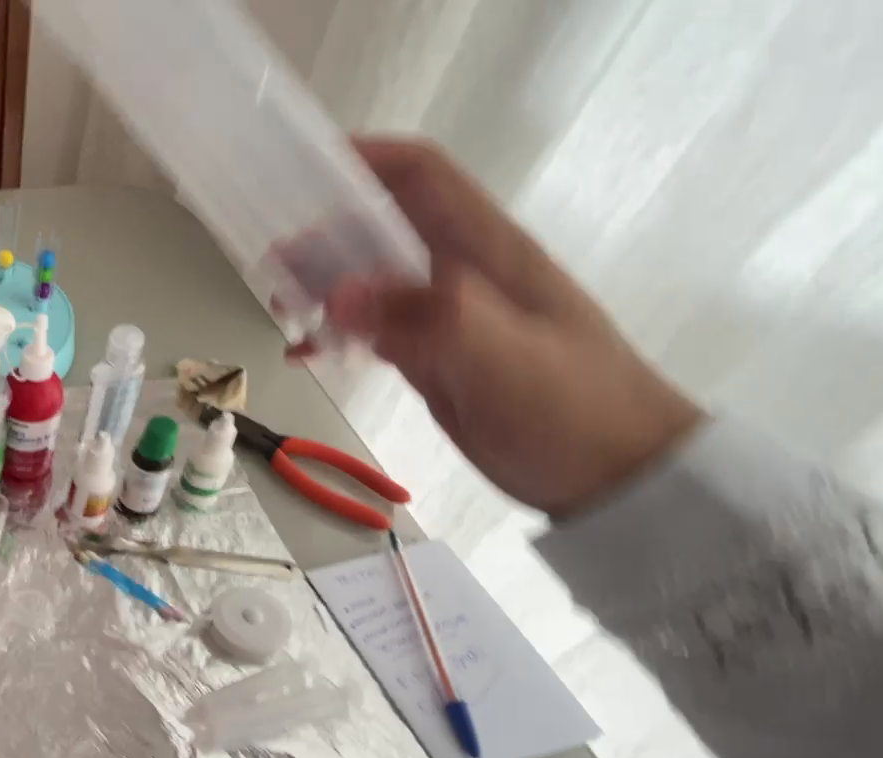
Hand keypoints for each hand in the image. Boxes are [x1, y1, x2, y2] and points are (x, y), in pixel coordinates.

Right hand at [299, 137, 702, 518]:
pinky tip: (302, 353)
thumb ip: (426, 318)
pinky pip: (372, 330)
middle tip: (271, 268)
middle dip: (323, 236)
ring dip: (321, 287)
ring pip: (370, 281)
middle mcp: (458, 273)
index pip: (421, 180)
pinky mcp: (433, 356)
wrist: (611, 472)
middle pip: (382, 230)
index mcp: (483, 254)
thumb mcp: (501, 359)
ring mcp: (443, 317)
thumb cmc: (570, 408)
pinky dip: (333, 334)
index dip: (367, 161)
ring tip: (278, 308)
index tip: (302, 170)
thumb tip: (337, 292)